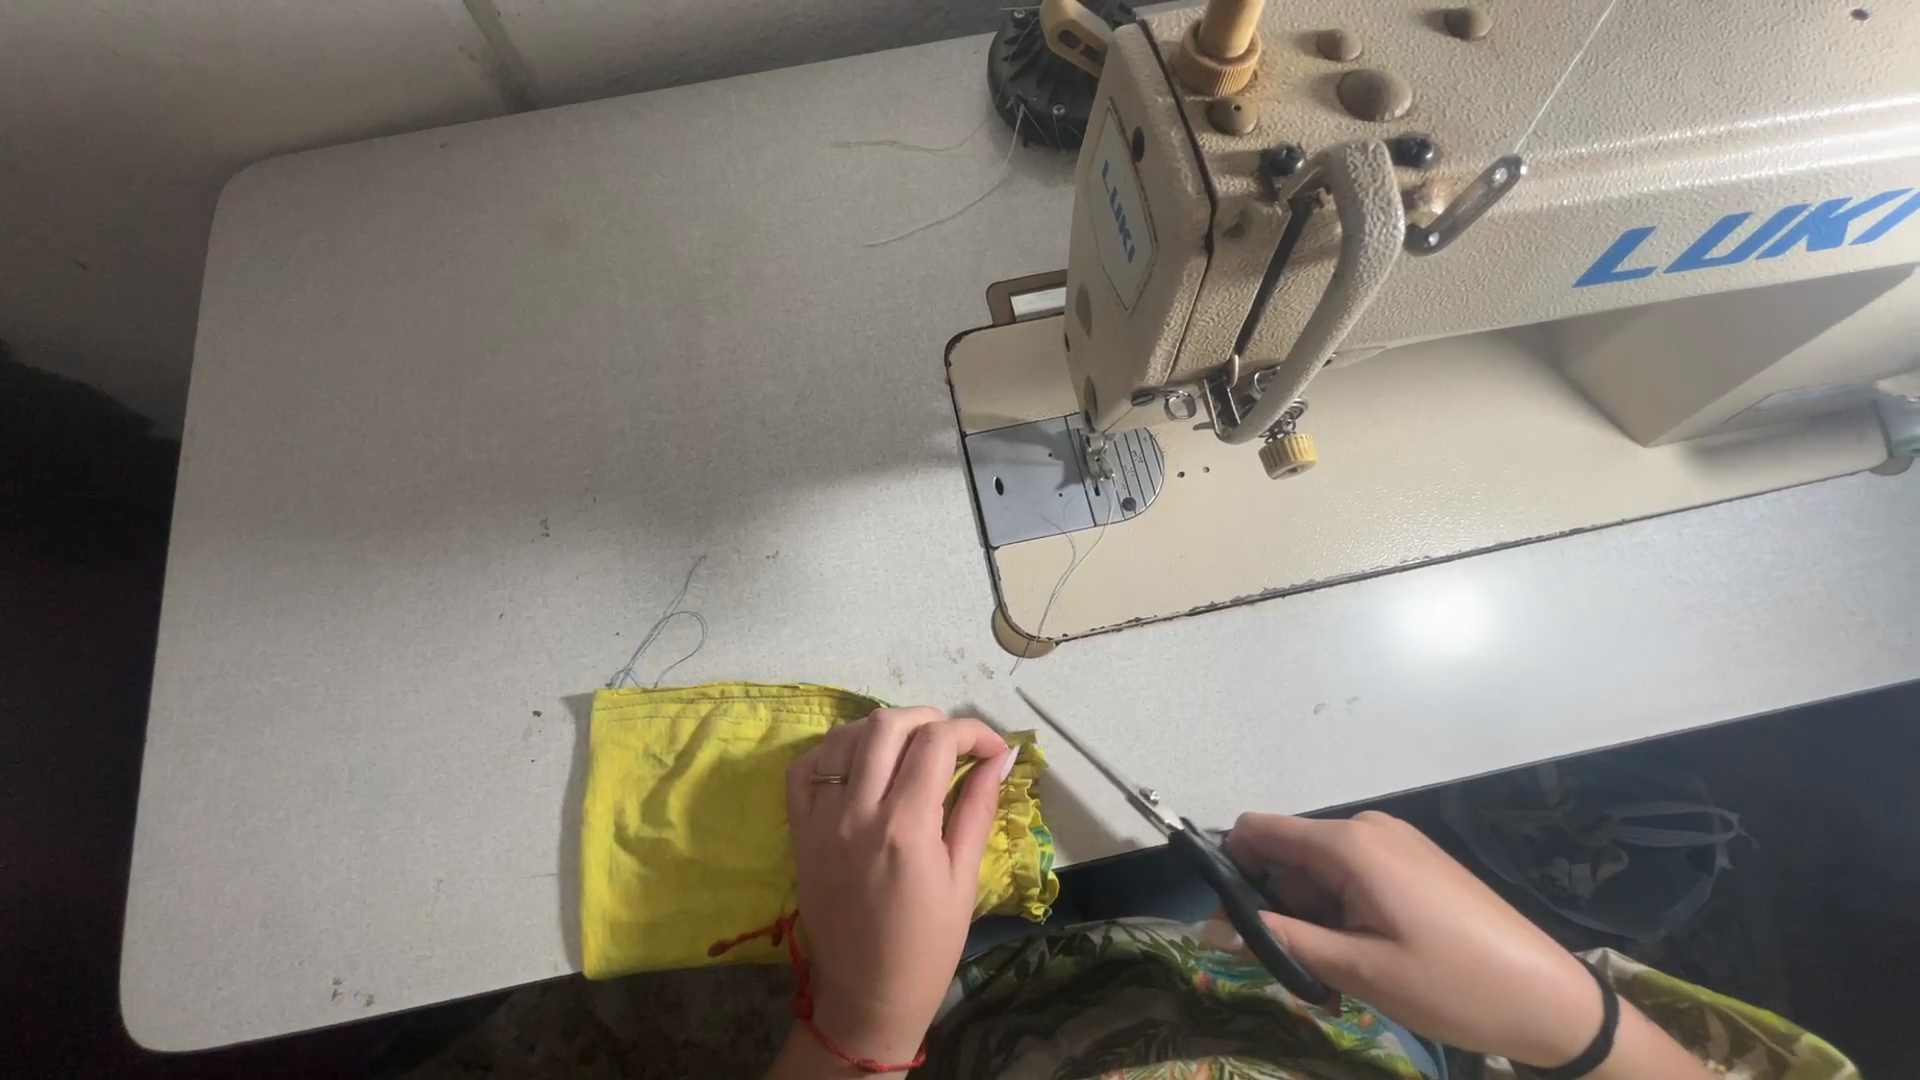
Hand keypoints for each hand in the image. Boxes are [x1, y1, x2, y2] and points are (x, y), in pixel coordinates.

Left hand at [777, 707, 1011, 1069]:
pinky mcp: (799, 831)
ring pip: (845, 736)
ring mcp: (821, 819)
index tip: (992, 747)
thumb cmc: (927, 946)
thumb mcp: (964, 878)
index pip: (937, 743)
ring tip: (909, 749)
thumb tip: (999, 757)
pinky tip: (860, 763)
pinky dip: (834, 751)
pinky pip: (805, 768)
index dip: (972, 732)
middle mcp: (858, 813)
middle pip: (887, 725)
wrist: (866, 998)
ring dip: (883, 729)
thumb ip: (977, 808)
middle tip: (952, 742)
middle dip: (929, 718)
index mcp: (906, 828)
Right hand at [1212, 811, 1610, 1067]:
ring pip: (1320, 868)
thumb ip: (1281, 941)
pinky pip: (1353, 873)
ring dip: (1314, 913)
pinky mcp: (1413, 859)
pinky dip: (1343, 908)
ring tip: (1342, 971)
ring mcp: (1394, 841)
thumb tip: (1209, 928)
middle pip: (1289, 854)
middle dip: (1280, 904)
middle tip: (1300, 966)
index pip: (1258, 830)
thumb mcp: (1361, 971)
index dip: (1233, 868)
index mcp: (1349, 844)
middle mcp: (1366, 828)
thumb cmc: (1456, 986)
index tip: (1236, 921)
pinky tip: (1368, 954)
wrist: (1560, 1005)